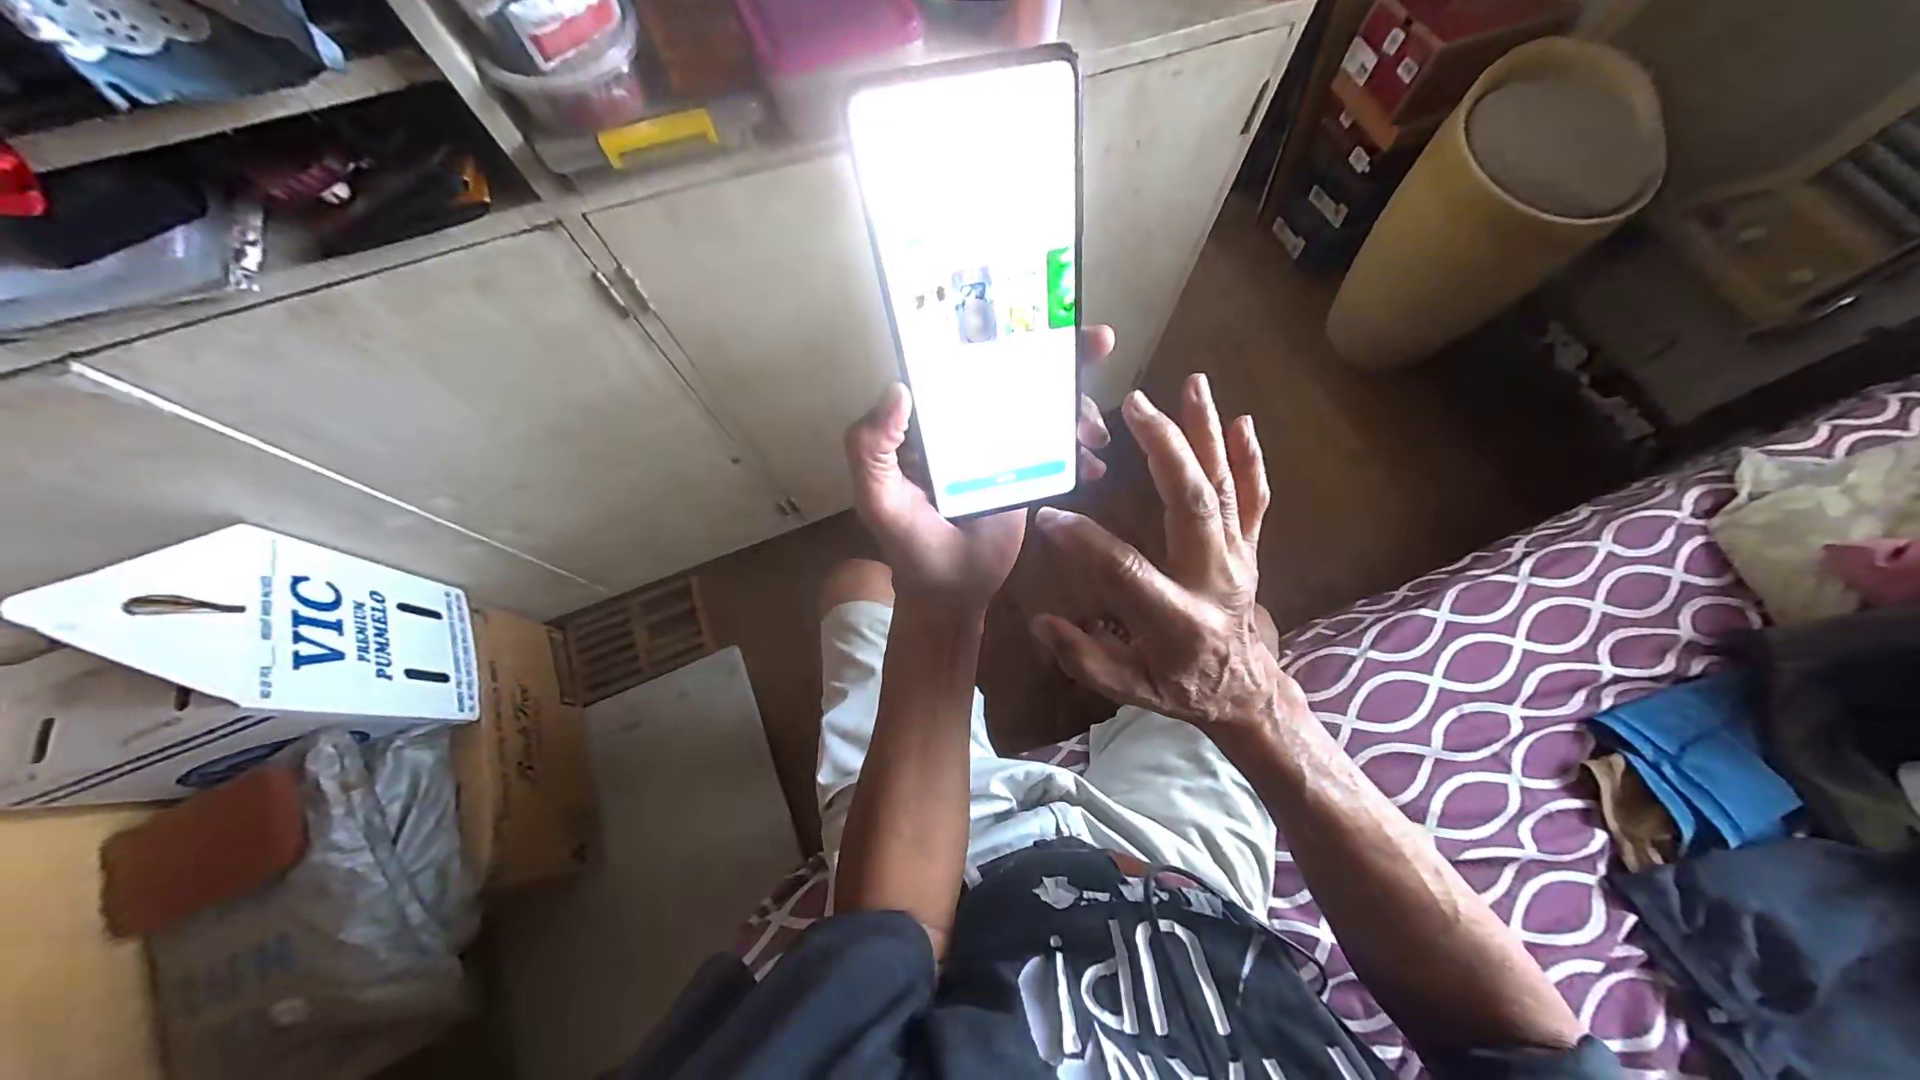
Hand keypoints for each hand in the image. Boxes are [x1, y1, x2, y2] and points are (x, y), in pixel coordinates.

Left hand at [846, 326, 1115, 607]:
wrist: (952, 589)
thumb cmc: (909, 543)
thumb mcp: (878, 498)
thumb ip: (872, 447)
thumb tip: (898, 388)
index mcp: (934, 419)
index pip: (965, 363)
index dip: (999, 334)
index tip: (1038, 318)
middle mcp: (969, 423)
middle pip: (1017, 376)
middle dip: (1061, 357)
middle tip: (1099, 342)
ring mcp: (1002, 446)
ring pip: (1045, 409)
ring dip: (1079, 408)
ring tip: (1094, 433)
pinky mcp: (1028, 471)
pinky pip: (1059, 448)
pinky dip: (1081, 451)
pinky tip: (1094, 465)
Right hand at [1031, 374, 1299, 742]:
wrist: (1246, 692)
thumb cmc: (1182, 689)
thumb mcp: (1130, 691)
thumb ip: (1084, 657)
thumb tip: (1041, 621)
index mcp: (1177, 617)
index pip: (1126, 568)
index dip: (1084, 541)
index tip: (1050, 516)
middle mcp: (1212, 577)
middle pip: (1190, 503)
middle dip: (1164, 449)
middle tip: (1136, 405)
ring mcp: (1236, 557)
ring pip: (1223, 487)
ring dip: (1207, 433)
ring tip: (1193, 385)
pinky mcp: (1248, 548)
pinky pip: (1252, 498)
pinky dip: (1249, 459)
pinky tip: (1242, 422)